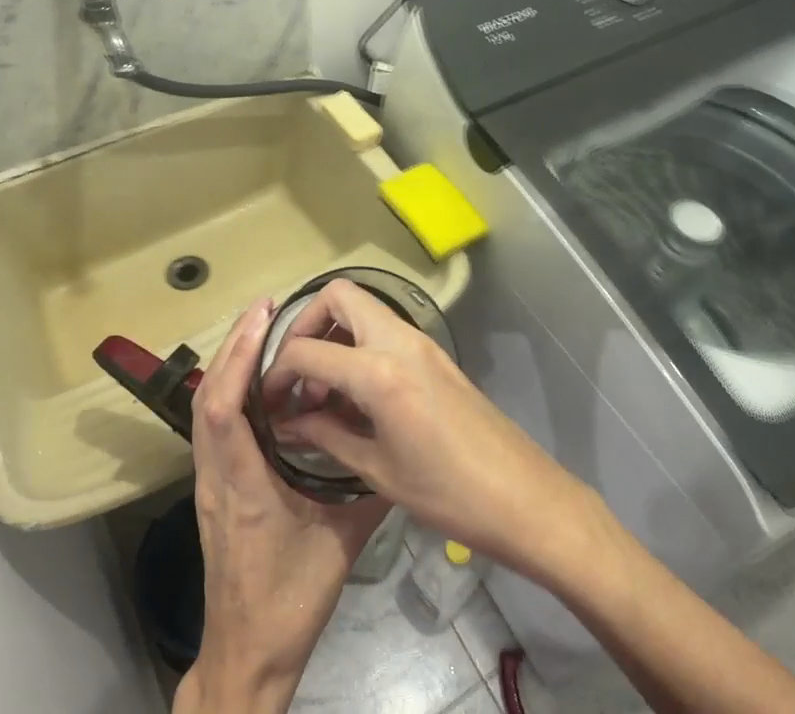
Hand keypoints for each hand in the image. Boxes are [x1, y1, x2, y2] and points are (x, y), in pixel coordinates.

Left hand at [176, 298, 390, 713]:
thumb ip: (368, 492)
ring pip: (203, 414)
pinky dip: (226, 395)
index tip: (264, 317)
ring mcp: (208, 487)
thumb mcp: (341, 543)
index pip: (223, 412)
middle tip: (263, 309)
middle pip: (206, 400)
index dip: (238, 358)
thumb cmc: (293, 598)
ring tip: (257, 334)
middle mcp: (217, 479)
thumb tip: (398, 446)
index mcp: (245, 489)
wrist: (248, 649)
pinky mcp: (211, 494)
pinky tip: (252, 385)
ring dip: (225, 368)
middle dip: (231, 348)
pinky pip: (210, 432)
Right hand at [271, 280, 598, 577]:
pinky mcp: (439, 357)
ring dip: (336, 336)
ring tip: (325, 393)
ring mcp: (424, 344)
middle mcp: (401, 342)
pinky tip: (356, 398)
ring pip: (366, 311)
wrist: (524, 497)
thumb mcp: (378, 469)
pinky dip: (362, 348)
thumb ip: (327, 436)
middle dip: (306, 326)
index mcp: (380, 372)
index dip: (277, 373)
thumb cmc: (447, 493)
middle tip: (298, 377)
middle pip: (340, 297)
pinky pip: (388, 332)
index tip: (270, 402)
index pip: (307, 350)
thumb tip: (290, 423)